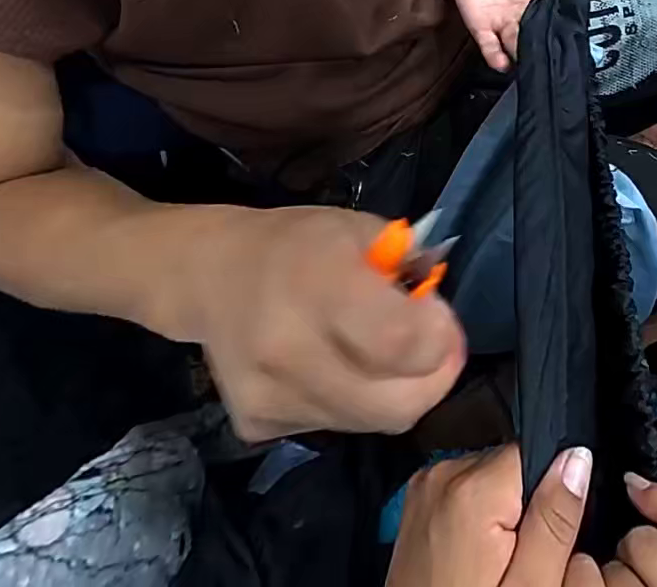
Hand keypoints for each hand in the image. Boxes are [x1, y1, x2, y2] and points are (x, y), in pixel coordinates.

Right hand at [173, 205, 466, 440]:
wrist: (214, 274)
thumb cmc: (303, 242)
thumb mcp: (364, 230)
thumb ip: (411, 268)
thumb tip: (442, 321)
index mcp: (322, 287)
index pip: (401, 342)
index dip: (439, 338)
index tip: (440, 316)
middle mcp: (290, 352)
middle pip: (396, 406)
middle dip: (433, 379)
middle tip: (435, 346)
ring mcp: (269, 398)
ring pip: (371, 422)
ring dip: (398, 390)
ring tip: (387, 349)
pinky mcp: (256, 426)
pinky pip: (336, 425)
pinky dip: (358, 400)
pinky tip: (342, 364)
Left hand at [387, 444, 596, 586]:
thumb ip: (555, 520)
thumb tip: (577, 457)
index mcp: (474, 489)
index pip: (535, 452)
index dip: (550, 490)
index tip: (542, 534)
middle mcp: (446, 473)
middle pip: (511, 464)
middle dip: (523, 503)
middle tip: (516, 560)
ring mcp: (427, 485)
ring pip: (490, 476)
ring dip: (499, 509)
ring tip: (490, 564)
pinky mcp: (419, 501)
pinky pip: (465, 488)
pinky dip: (476, 515)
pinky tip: (472, 557)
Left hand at [443, 0, 587, 71]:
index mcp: (540, 5)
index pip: (555, 24)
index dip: (564, 35)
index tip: (574, 44)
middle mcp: (523, 20)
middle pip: (537, 41)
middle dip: (545, 52)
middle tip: (557, 62)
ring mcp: (503, 26)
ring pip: (516, 48)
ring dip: (524, 58)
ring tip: (534, 66)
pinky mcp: (482, 28)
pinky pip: (490, 47)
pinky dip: (496, 58)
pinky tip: (504, 65)